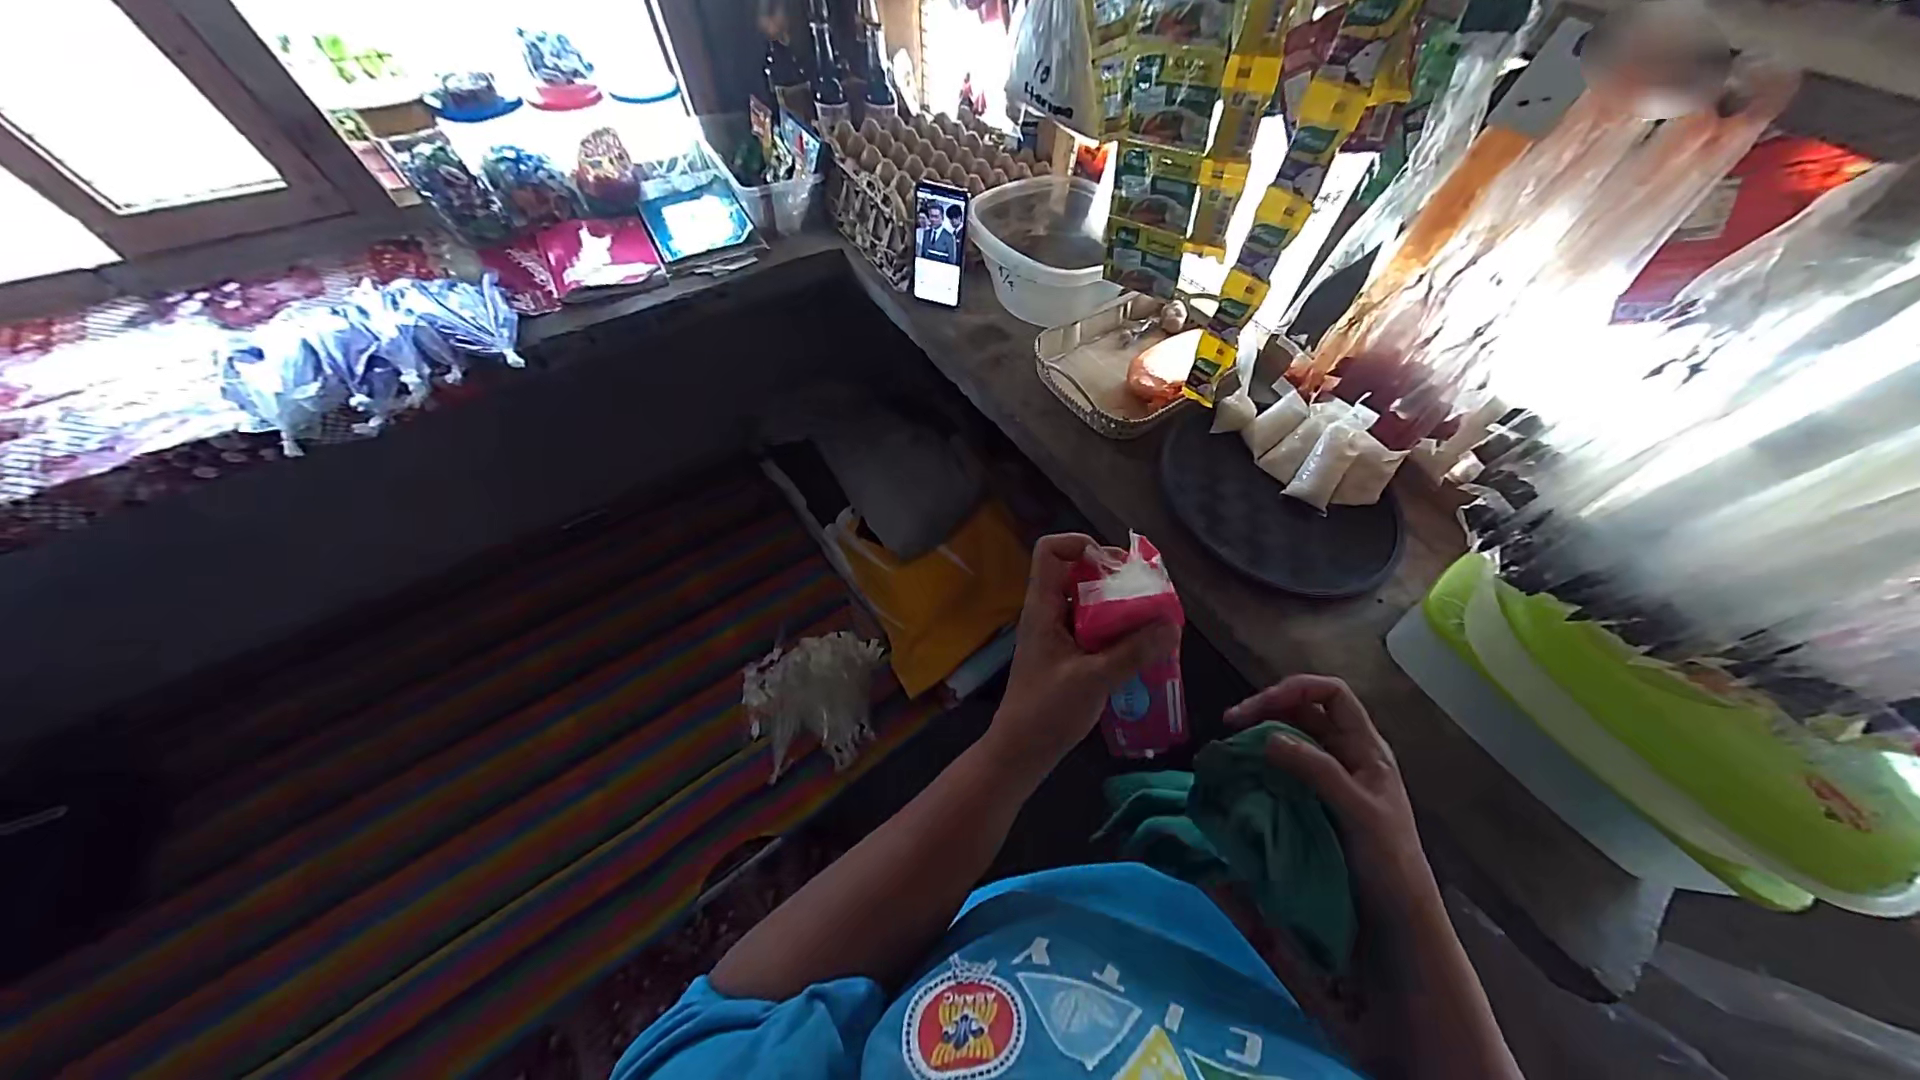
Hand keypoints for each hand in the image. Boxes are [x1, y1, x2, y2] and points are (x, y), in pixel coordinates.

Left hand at [987, 533, 1179, 769]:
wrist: (1022, 750)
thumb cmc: (1047, 711)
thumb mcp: (1094, 679)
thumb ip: (1133, 652)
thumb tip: (1171, 625)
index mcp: (1042, 607)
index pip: (1050, 550)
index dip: (1080, 544)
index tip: (1114, 568)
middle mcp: (1047, 612)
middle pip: (1077, 572)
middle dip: (1114, 578)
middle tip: (1147, 595)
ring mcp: (1056, 632)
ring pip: (1088, 601)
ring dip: (1119, 606)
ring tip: (1152, 621)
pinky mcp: (1066, 652)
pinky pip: (1092, 627)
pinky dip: (1115, 630)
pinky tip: (1140, 649)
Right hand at [1225, 675, 1439, 921]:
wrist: (1395, 923)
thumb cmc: (1389, 863)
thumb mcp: (1359, 811)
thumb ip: (1318, 770)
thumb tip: (1268, 737)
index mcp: (1366, 748)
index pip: (1331, 694)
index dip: (1295, 688)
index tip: (1258, 707)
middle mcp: (1344, 755)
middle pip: (1302, 710)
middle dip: (1265, 708)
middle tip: (1231, 725)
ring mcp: (1325, 778)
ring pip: (1287, 738)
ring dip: (1258, 735)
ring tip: (1231, 748)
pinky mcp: (1308, 800)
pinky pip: (1279, 768)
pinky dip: (1257, 763)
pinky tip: (1240, 773)